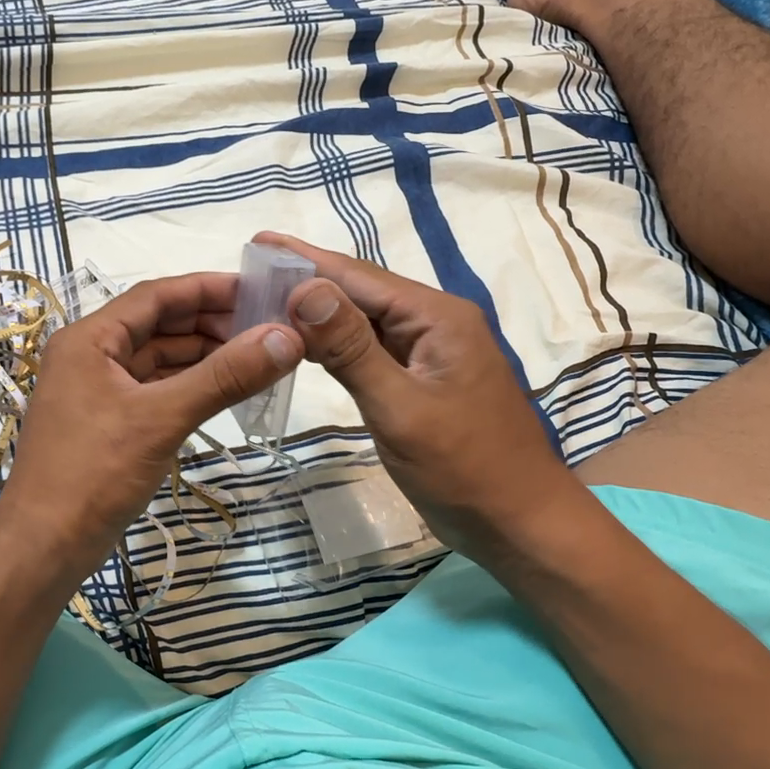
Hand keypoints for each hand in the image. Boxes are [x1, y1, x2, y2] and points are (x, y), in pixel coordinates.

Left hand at [0, 272, 303, 586]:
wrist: (44, 546)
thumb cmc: (94, 473)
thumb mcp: (161, 418)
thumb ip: (223, 377)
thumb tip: (286, 337)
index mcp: (89, 339)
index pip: (155, 296)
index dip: (208, 288)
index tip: (260, 289)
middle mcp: (89, 355)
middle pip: (157, 324)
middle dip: (210, 323)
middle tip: (268, 327)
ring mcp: (96, 390)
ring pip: (157, 358)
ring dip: (203, 356)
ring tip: (257, 357)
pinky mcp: (107, 422)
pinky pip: (153, 389)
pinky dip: (188, 386)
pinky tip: (224, 390)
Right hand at [256, 232, 578, 558]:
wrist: (519, 524)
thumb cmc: (464, 468)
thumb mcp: (400, 408)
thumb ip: (351, 349)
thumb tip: (304, 288)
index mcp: (437, 317)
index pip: (359, 277)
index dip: (305, 259)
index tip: (258, 244)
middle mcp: (435, 323)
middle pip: (360, 291)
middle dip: (306, 279)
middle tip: (250, 272)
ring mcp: (429, 354)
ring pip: (363, 321)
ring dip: (317, 312)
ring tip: (265, 299)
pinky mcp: (421, 381)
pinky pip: (371, 349)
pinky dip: (335, 344)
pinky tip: (304, 343)